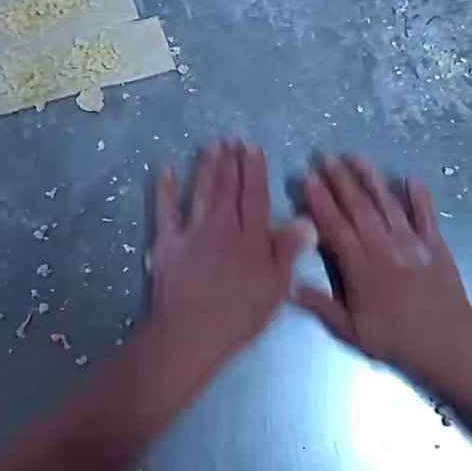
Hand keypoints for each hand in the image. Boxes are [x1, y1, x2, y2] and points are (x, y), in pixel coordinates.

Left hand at [149, 140, 307, 362]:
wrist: (192, 331)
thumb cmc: (239, 314)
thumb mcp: (275, 287)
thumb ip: (288, 250)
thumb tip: (306, 219)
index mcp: (251, 238)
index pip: (255, 197)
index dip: (254, 171)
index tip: (252, 148)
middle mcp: (223, 227)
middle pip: (229, 188)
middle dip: (231, 161)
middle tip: (232, 139)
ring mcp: (193, 230)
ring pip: (202, 191)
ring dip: (207, 166)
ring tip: (212, 146)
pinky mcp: (167, 239)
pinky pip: (166, 208)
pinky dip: (165, 187)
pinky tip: (166, 168)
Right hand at [293, 155, 471, 378]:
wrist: (449, 344)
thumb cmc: (396, 338)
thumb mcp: (351, 330)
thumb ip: (321, 305)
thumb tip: (289, 286)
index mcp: (360, 266)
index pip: (335, 226)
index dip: (319, 201)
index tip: (307, 178)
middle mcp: (383, 246)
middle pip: (358, 207)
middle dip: (340, 180)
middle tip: (326, 157)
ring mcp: (410, 242)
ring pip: (387, 203)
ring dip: (371, 178)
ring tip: (357, 156)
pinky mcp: (434, 244)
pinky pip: (425, 215)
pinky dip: (419, 196)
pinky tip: (411, 177)